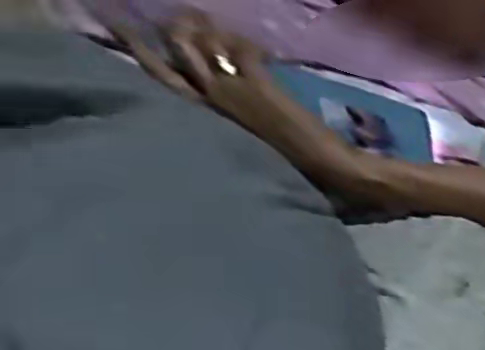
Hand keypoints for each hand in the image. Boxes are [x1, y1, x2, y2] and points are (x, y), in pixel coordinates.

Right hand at [115, 14, 352, 179]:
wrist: (343, 177)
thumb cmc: (307, 179)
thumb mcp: (256, 155)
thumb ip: (232, 134)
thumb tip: (222, 120)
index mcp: (206, 121)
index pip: (159, 76)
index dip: (137, 48)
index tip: (122, 27)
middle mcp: (211, 101)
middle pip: (173, 49)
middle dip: (169, 27)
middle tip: (179, 17)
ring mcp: (236, 92)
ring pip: (199, 41)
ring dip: (205, 26)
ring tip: (213, 23)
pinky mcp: (263, 87)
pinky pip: (240, 49)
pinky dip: (244, 42)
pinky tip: (259, 48)